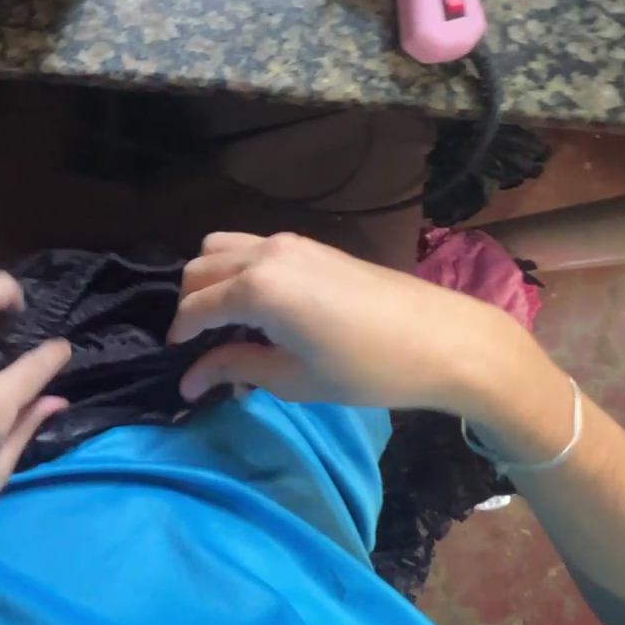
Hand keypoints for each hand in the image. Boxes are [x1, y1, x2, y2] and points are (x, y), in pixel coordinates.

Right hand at [167, 232, 549, 417]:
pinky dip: (234, 268)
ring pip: (219, 248)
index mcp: (257, 289)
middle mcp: (264, 254)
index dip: (180, 338)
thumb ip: (232, 368)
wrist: (446, 340)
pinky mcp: (308, 244)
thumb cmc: (366, 369)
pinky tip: (255, 303)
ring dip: (208, 279)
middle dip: (188, 305)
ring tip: (222, 318)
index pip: (194, 308)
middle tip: (198, 344)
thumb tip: (187, 381)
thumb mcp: (291, 378)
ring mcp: (288, 242)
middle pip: (198, 269)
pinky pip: (249, 246)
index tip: (179, 367)